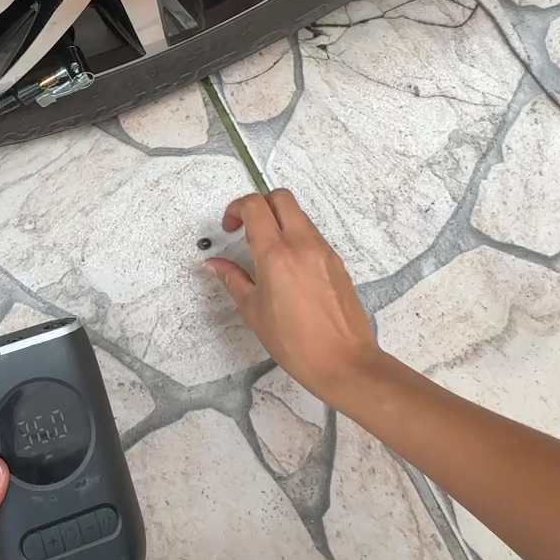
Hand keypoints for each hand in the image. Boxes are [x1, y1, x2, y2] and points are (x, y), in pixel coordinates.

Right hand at [206, 189, 385, 403]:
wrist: (345, 362)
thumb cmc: (296, 342)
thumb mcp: (253, 310)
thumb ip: (233, 279)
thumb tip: (214, 264)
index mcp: (277, 255)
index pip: (255, 206)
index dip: (235, 209)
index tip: (229, 228)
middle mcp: (303, 245)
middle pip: (281, 197)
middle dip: (259, 204)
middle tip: (246, 228)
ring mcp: (323, 251)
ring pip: (298, 214)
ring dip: (278, 220)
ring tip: (265, 251)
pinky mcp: (336, 262)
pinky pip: (312, 235)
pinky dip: (295, 237)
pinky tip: (287, 267)